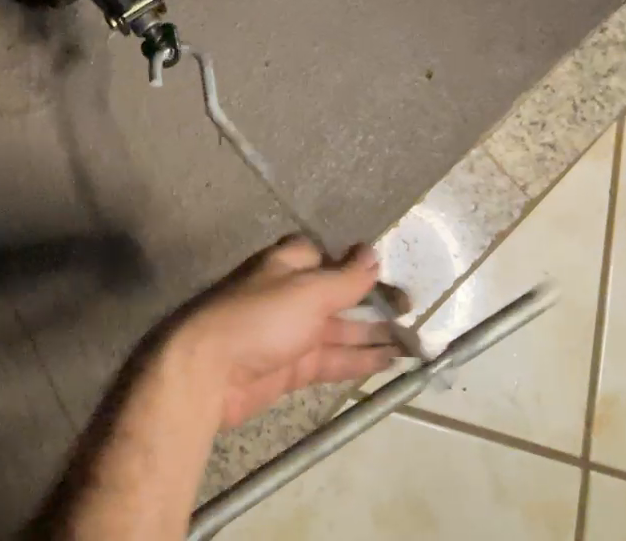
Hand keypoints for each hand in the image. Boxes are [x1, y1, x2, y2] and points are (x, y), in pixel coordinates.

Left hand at [164, 236, 406, 429]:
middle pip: (337, 294)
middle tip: (414, 311)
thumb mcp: (308, 292)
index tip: (389, 272)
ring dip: (373, 334)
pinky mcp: (293, 366)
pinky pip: (333, 359)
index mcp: (287, 265)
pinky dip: (359, 360)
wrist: (211, 372)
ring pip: (340, 329)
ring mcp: (292, 332)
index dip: (354, 262)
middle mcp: (290, 295)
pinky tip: (390, 362)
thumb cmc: (260, 318)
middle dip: (372, 302)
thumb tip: (372, 253)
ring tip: (414, 340)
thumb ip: (344, 278)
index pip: (325, 255)